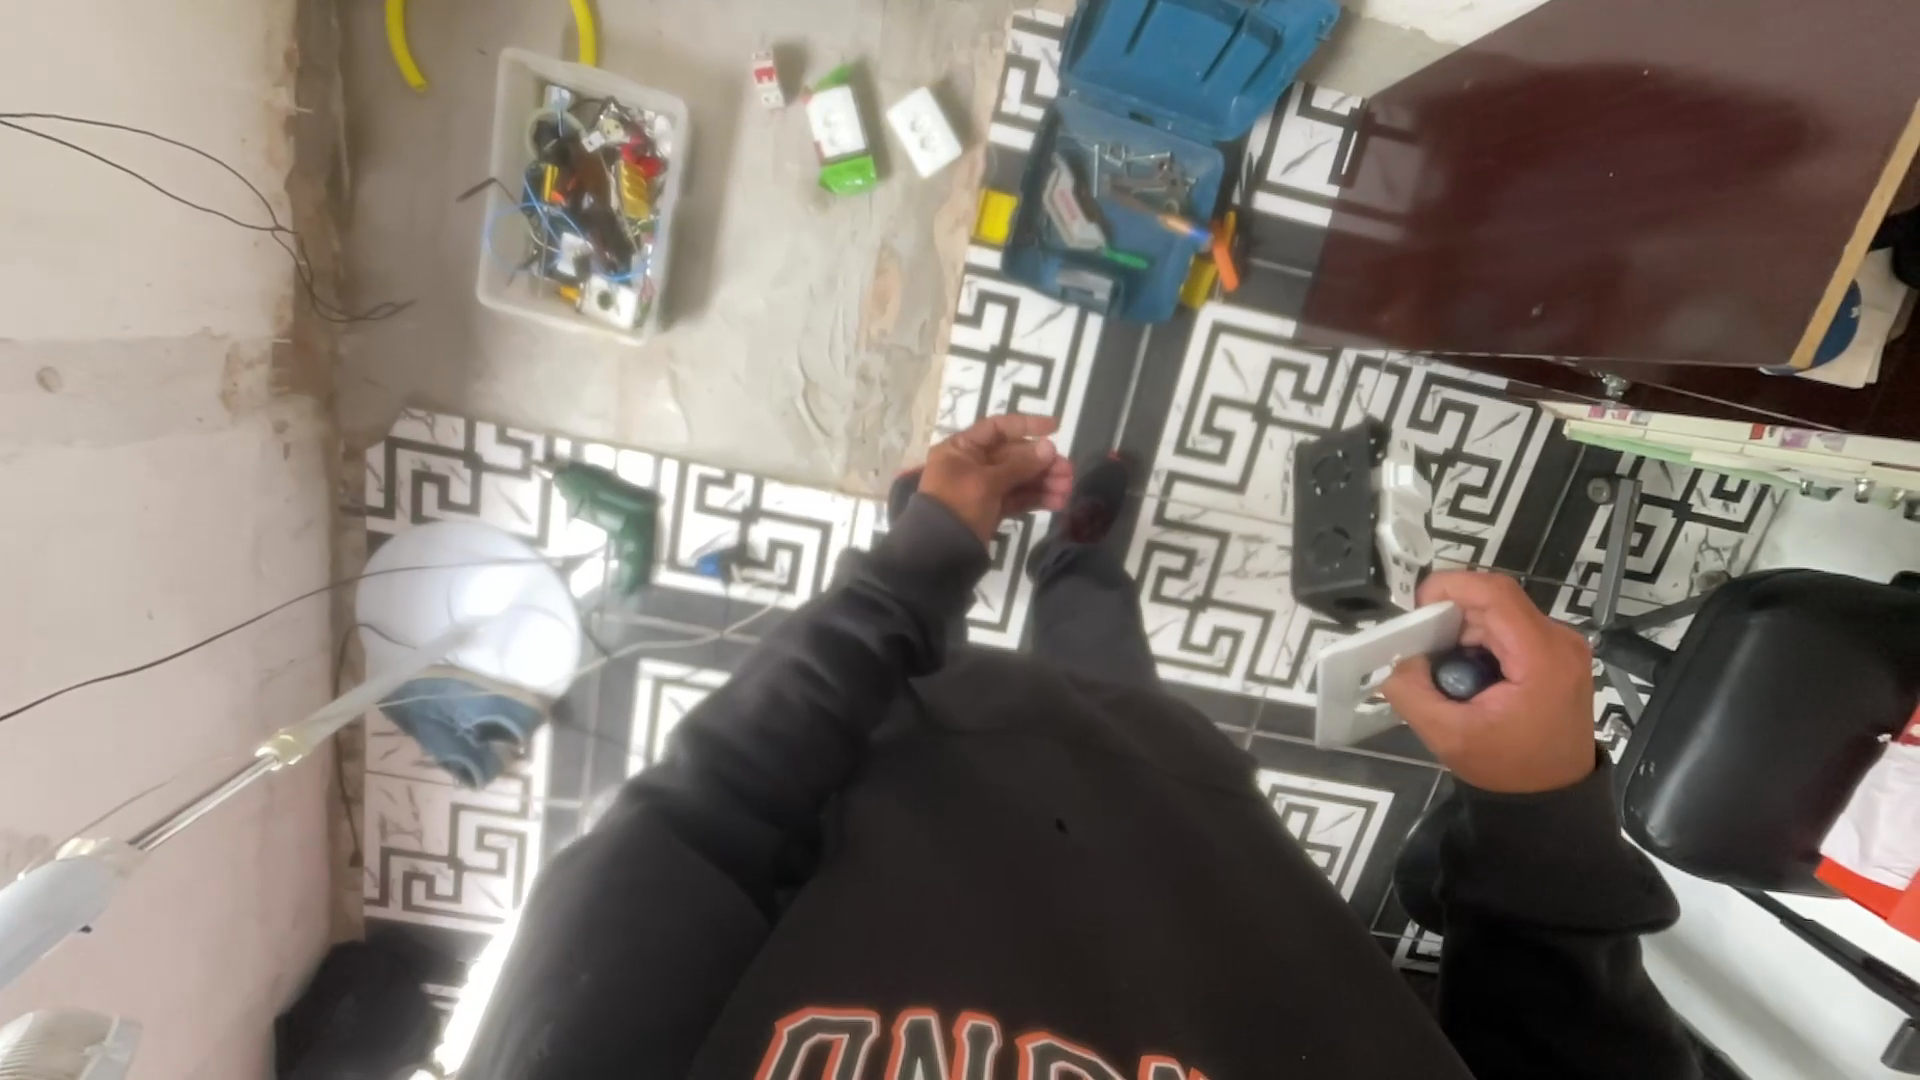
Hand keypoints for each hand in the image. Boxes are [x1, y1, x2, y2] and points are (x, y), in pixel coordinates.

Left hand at [920, 414, 1073, 544]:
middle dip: (1042, 463)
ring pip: (1019, 478)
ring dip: (1044, 482)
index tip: (1055, 428)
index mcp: (962, 448)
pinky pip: (1018, 497)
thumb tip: (1050, 448)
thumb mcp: (986, 482)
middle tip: (1068, 471)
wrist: (940, 552)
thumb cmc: (957, 505)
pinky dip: (1037, 498)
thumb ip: (1019, 465)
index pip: (997, 428)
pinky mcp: (992, 508)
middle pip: (1014, 455)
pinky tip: (1058, 502)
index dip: (1027, 425)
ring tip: (1067, 490)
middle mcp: (972, 463)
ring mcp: (983, 487)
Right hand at [1382, 572, 1596, 793]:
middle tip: (1418, 644)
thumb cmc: (1506, 765)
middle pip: (1493, 600)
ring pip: (1496, 611)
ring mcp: (1559, 646)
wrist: (1551, 795)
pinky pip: (1505, 627)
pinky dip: (1474, 639)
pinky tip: (1460, 669)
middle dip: (1448, 614)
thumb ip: (1411, 690)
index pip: (1494, 593)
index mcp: (1541, 657)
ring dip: (1459, 628)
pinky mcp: (1553, 654)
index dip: (1450, 586)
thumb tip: (1400, 659)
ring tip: (1438, 663)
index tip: (1416, 608)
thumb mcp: (1446, 734)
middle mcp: (1558, 641)